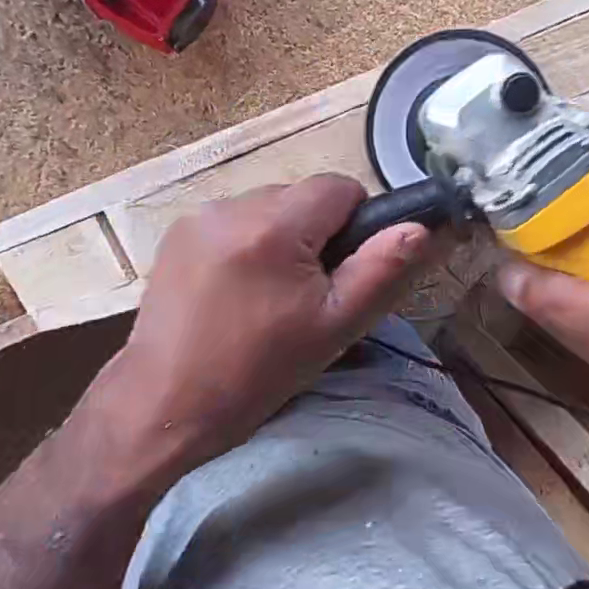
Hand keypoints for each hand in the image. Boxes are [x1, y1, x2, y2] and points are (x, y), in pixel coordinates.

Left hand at [106, 174, 432, 466]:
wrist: (165, 401)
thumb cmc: (255, 373)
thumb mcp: (333, 329)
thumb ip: (383, 271)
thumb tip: (423, 226)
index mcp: (273, 225)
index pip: (339, 187)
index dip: (354, 225)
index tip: (340, 274)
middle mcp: (231, 206)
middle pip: (300, 197)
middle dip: (313, 236)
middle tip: (302, 296)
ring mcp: (196, 218)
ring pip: (265, 209)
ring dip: (278, 240)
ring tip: (263, 298)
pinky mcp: (175, 234)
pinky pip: (231, 223)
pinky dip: (244, 246)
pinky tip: (232, 293)